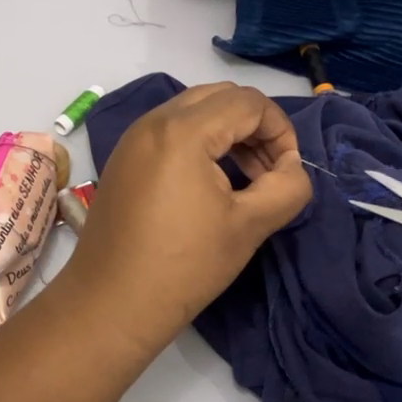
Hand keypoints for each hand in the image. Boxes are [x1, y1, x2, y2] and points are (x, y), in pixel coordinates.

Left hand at [57, 84, 310, 355]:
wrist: (109, 305)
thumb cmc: (184, 266)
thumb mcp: (249, 226)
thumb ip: (287, 187)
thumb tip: (292, 168)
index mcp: (183, 131)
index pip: (249, 102)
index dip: (281, 130)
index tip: (288, 171)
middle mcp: (153, 122)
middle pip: (221, 96)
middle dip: (255, 126)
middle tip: (269, 171)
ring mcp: (133, 139)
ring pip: (195, 110)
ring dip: (229, 133)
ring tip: (246, 180)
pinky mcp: (124, 159)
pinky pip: (171, 130)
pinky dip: (200, 142)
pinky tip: (211, 184)